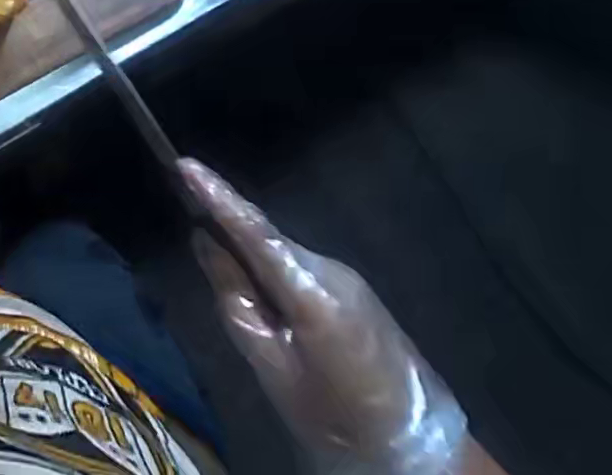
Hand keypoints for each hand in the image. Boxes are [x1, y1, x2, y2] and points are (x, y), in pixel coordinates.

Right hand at [179, 158, 470, 474]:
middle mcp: (330, 270)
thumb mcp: (273, 369)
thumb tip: (204, 242)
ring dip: (250, 257)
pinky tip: (269, 306)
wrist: (425, 454)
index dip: (218, 196)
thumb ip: (235, 300)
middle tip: (193, 230)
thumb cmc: (337, 419)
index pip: (255, 232)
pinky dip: (270, 270)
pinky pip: (295, 265)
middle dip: (227, 227)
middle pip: (264, 237)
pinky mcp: (351, 287)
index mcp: (312, 293)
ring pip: (279, 252)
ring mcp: (345, 276)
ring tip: (236, 290)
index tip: (186, 166)